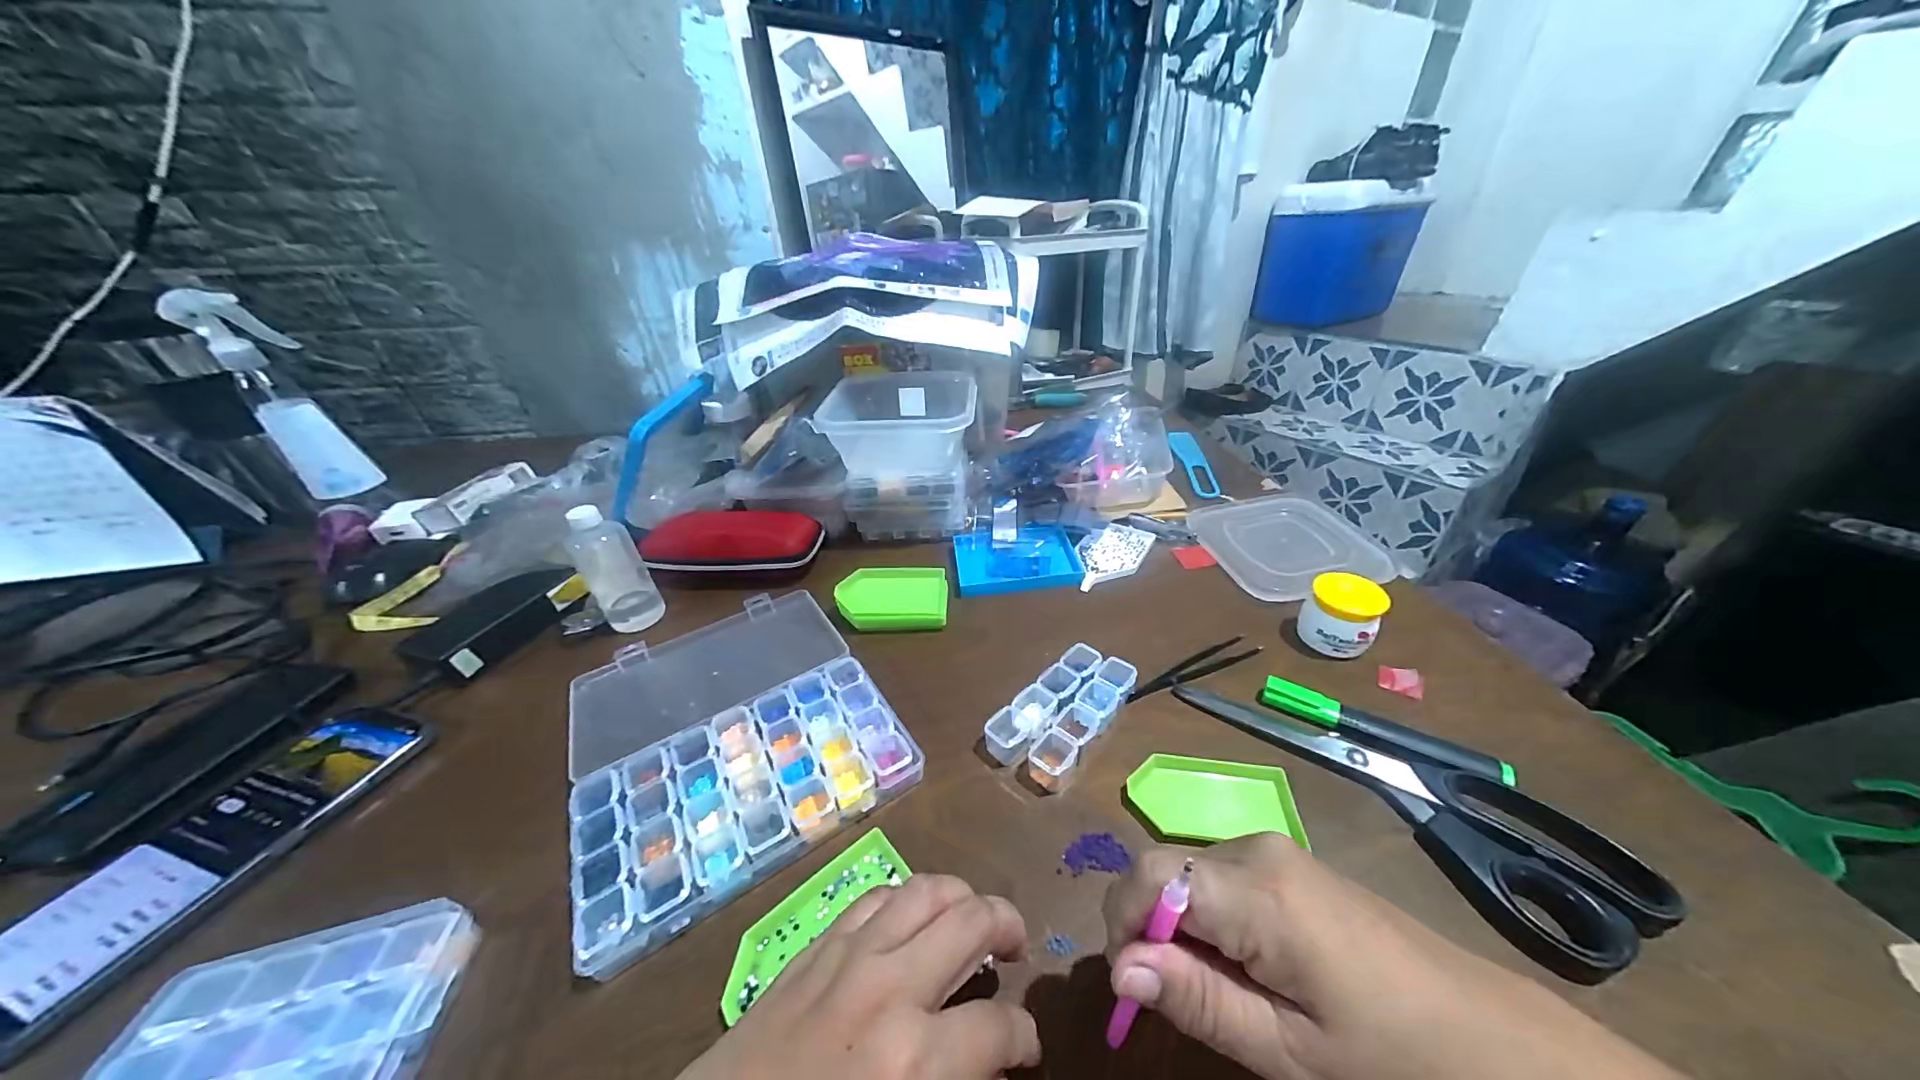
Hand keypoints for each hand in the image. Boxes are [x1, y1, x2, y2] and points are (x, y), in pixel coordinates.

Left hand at [679, 874, 1040, 1079]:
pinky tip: (914, 918)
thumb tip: (990, 1059)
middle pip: (973, 921)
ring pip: (927, 889)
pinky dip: (908, 899)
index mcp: (914, 1059)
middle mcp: (891, 988)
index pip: (1000, 1028)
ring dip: (963, 897)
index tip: (1025, 1047)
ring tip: (975, 918)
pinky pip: (877, 896)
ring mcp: (851, 955)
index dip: (1025, 1037)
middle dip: (1009, 926)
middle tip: (1016, 949)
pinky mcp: (820, 943)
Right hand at [1103, 834, 1682, 1079]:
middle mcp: (1256, 846)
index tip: (1139, 989)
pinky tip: (1250, 967)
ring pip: (1187, 874)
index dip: (1123, 925)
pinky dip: (1210, 919)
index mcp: (1257, 888)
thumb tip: (1118, 969)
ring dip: (1181, 928)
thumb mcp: (1288, 1050)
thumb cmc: (1391, 1054)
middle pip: (1165, 872)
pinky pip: (1219, 878)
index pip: (1147, 874)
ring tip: (1225, 993)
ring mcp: (1275, 849)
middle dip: (1152, 931)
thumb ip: (1197, 1000)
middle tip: (1186, 1003)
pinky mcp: (1288, 863)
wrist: (1493, 1037)